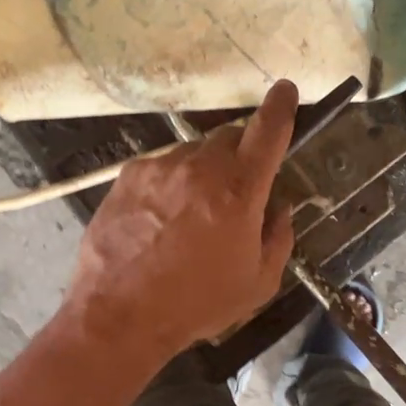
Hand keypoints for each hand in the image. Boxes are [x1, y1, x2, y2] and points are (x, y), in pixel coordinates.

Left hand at [64, 80, 300, 363]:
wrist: (119, 314)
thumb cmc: (196, 304)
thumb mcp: (258, 282)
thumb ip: (278, 236)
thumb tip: (278, 206)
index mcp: (239, 190)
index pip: (268, 130)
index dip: (282, 106)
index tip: (286, 90)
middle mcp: (200, 167)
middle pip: (229, 136)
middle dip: (240, 154)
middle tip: (235, 191)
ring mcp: (160, 167)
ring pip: (193, 153)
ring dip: (202, 172)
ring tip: (190, 216)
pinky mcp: (128, 175)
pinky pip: (161, 167)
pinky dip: (170, 183)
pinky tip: (160, 219)